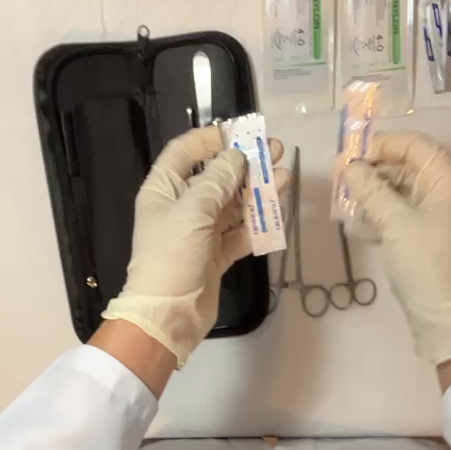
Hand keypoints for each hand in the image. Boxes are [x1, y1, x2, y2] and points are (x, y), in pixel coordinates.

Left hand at [100, 126, 256, 368]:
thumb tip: (237, 158)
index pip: (185, 152)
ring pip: (233, 204)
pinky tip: (277, 211)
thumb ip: (218, 181)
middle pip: (216, 176)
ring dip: (258, 191)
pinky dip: (257, 223)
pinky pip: (240, 233)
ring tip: (285, 177)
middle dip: (246, 164)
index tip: (240, 134)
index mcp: (164, 190)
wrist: (168, 315)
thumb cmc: (171, 257)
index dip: (210, 139)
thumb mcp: (192, 212)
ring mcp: (201, 233)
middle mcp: (182, 207)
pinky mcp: (216, 255)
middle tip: (277, 152)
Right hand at [340, 132, 450, 363]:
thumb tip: (348, 166)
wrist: (442, 315)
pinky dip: (379, 211)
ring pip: (400, 188)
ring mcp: (435, 213)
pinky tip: (356, 220)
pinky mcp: (424, 233)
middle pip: (406, 164)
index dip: (383, 144)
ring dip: (373, 191)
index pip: (415, 145)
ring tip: (345, 199)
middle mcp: (445, 190)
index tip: (351, 155)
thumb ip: (371, 191)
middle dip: (374, 168)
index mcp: (448, 180)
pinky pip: (399, 210)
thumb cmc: (425, 264)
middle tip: (341, 178)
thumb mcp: (396, 224)